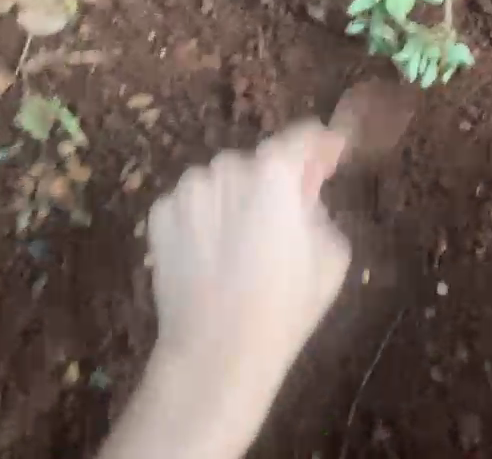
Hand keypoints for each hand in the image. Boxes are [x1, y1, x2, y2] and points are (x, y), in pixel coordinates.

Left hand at [100, 120, 350, 458]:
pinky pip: (192, 204)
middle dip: (274, 180)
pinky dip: (203, 218)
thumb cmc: (284, 306)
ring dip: (234, 198)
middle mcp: (227, 165)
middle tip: (283, 216)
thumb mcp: (331, 255)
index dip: (321, 143)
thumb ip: (319, 207)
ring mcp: (188, 187)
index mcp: (274, 170)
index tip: (330, 153)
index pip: (303, 137)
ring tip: (241, 242)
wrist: (215, 354)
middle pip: (259, 161)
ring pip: (221, 181)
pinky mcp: (160, 212)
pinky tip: (212, 253)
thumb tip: (306, 191)